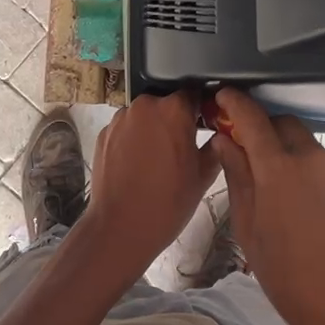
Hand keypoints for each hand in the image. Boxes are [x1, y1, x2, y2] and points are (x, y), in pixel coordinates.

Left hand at [81, 90, 220, 270]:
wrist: (119, 229)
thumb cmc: (167, 203)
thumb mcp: (202, 177)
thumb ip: (215, 147)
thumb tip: (220, 134)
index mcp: (173, 110)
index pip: (192, 94)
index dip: (200, 109)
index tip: (204, 124)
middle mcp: (145, 105)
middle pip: (166, 104)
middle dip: (174, 120)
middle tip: (180, 149)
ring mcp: (120, 118)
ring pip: (144, 116)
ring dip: (152, 129)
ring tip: (156, 161)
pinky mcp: (104, 133)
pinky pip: (125, 129)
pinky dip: (132, 140)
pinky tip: (136, 166)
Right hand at [210, 88, 324, 324]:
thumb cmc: (289, 275)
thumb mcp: (249, 229)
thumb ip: (236, 177)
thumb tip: (224, 142)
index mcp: (278, 168)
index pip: (252, 118)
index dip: (235, 102)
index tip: (223, 94)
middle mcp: (310, 156)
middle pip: (280, 123)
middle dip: (262, 128)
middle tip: (246, 149)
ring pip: (302, 140)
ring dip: (285, 147)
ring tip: (276, 183)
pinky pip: (321, 158)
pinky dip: (306, 164)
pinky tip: (301, 198)